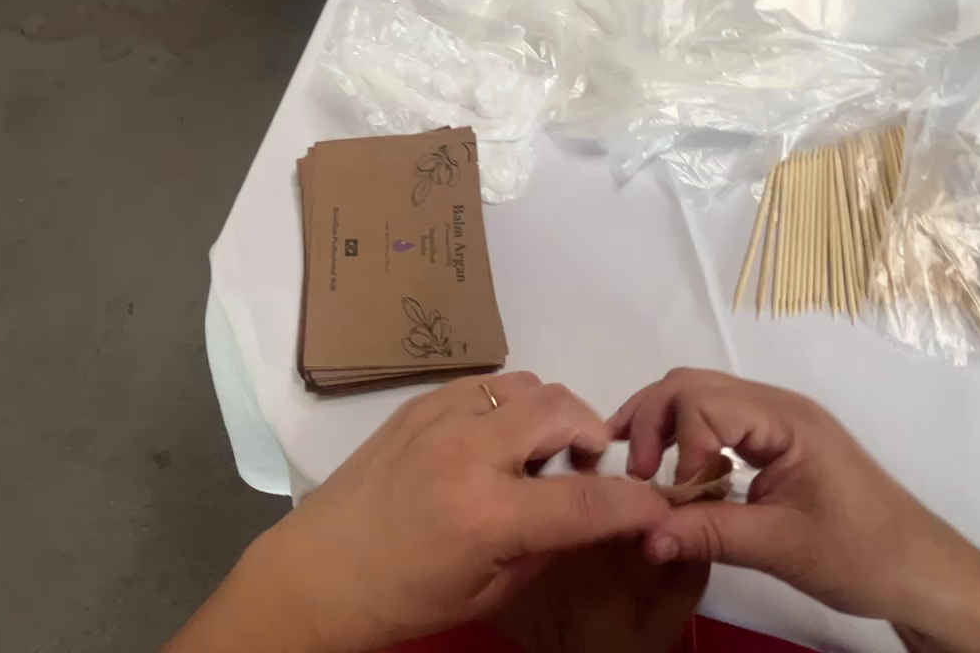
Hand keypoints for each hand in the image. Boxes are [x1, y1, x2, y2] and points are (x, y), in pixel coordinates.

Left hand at [170, 373, 673, 652]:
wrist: (322, 567)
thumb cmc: (406, 596)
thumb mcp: (491, 592)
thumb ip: (551, 545)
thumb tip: (596, 513)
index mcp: (486, 514)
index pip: (586, 500)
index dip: (635, 502)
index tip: (656, 502)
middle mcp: (467, 449)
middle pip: (561, 412)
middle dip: (594, 437)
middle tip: (588, 467)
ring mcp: (439, 415)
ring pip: (527, 386)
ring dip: (551, 414)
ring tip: (539, 450)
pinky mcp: (419, 401)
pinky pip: (487, 383)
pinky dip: (509, 404)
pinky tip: (497, 437)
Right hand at [610, 369, 979, 652]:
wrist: (928, 575)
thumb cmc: (864, 555)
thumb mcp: (782, 547)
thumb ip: (707, 534)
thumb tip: (642, 536)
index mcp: (784, 417)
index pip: (703, 403)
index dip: (675, 444)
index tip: (669, 494)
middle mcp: (775, 403)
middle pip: (691, 385)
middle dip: (652, 419)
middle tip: (636, 470)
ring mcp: (774, 416)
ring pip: (698, 394)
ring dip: (662, 422)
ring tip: (640, 462)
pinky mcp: (773, 437)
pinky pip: (715, 417)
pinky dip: (683, 433)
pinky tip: (672, 464)